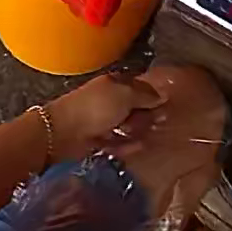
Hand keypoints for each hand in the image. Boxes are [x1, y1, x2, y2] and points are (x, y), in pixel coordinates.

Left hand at [42, 71, 163, 161]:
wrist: (64, 132)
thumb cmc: (96, 107)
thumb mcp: (125, 95)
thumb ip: (145, 95)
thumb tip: (161, 95)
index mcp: (115, 83)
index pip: (140, 86)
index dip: (153, 95)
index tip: (168, 104)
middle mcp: (110, 100)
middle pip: (135, 107)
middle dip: (148, 114)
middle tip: (161, 122)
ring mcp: (104, 120)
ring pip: (128, 125)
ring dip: (139, 130)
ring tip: (151, 136)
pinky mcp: (99, 139)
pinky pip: (119, 142)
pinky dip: (128, 145)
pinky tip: (140, 147)